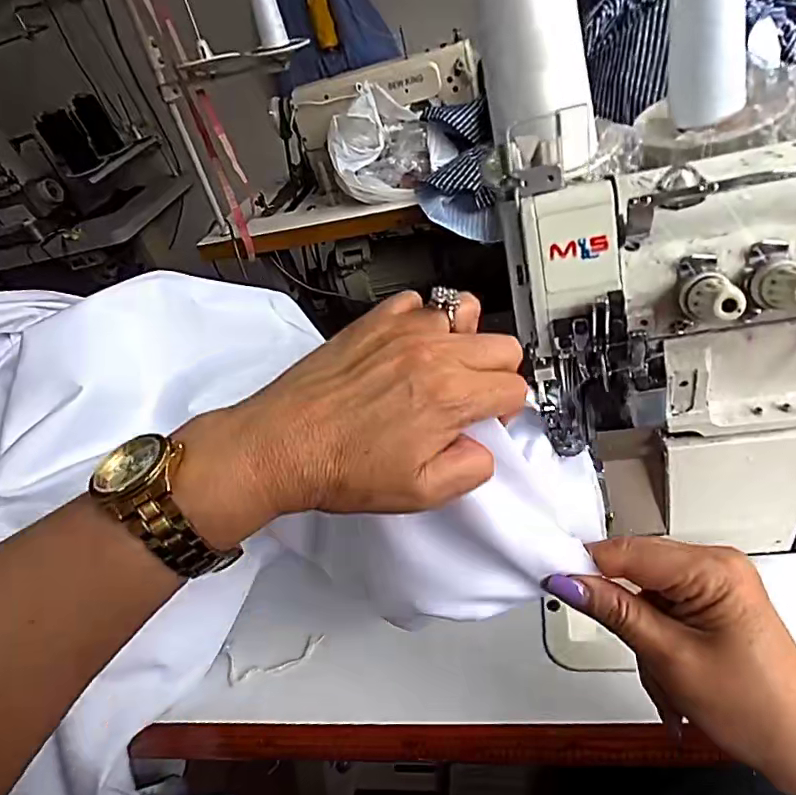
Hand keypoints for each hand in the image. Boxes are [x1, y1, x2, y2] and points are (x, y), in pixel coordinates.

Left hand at [173, 290, 526, 545]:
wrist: (281, 447)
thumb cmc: (339, 466)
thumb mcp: (423, 491)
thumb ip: (472, 469)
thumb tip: (483, 449)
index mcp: (449, 395)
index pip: (514, 387)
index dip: (507, 410)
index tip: (489, 420)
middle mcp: (430, 353)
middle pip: (503, 346)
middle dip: (498, 375)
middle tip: (475, 397)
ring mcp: (401, 332)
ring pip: (466, 314)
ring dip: (467, 342)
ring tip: (448, 368)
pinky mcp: (373, 323)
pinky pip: (419, 303)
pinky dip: (425, 322)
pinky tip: (413, 351)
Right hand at [546, 537, 795, 790]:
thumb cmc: (760, 708)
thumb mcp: (671, 659)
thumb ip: (617, 612)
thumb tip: (574, 582)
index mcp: (715, 568)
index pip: (629, 550)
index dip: (586, 566)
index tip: (553, 580)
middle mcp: (720, 567)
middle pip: (638, 572)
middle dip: (625, 616)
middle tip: (633, 654)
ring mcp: (721, 586)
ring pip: (649, 598)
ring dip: (644, 641)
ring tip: (667, 683)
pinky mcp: (718, 605)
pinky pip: (668, 612)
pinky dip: (659, 645)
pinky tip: (675, 679)